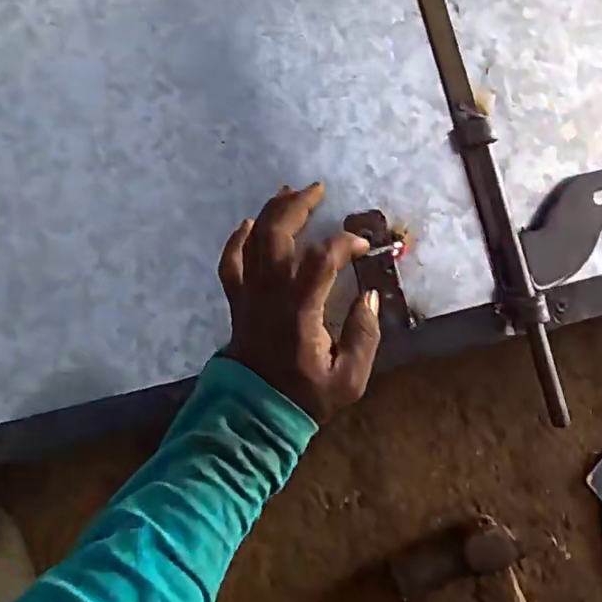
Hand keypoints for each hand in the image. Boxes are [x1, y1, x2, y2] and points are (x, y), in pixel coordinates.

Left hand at [217, 183, 382, 421]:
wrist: (254, 412)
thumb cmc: (305, 395)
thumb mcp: (349, 379)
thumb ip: (364, 336)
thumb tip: (371, 296)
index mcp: (300, 311)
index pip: (320, 260)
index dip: (342, 243)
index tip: (362, 244)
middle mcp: (270, 293)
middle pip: (276, 235)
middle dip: (297, 206)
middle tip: (317, 189)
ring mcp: (248, 293)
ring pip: (253, 241)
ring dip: (271, 212)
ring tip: (289, 191)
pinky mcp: (237, 299)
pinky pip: (230, 262)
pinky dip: (237, 240)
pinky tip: (248, 223)